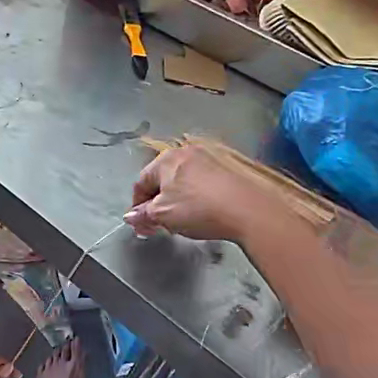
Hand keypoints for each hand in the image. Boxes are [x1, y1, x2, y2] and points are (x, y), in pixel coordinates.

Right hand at [123, 145, 280, 243]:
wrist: (247, 209)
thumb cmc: (199, 209)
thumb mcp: (163, 215)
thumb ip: (143, 215)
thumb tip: (130, 217)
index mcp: (167, 159)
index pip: (141, 182)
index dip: (136, 206)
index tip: (140, 224)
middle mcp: (188, 152)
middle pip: (163, 180)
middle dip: (157, 203)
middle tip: (159, 225)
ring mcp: (210, 159)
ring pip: (183, 181)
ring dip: (177, 201)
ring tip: (181, 221)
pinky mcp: (229, 170)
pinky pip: (203, 183)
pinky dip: (197, 197)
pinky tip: (202, 213)